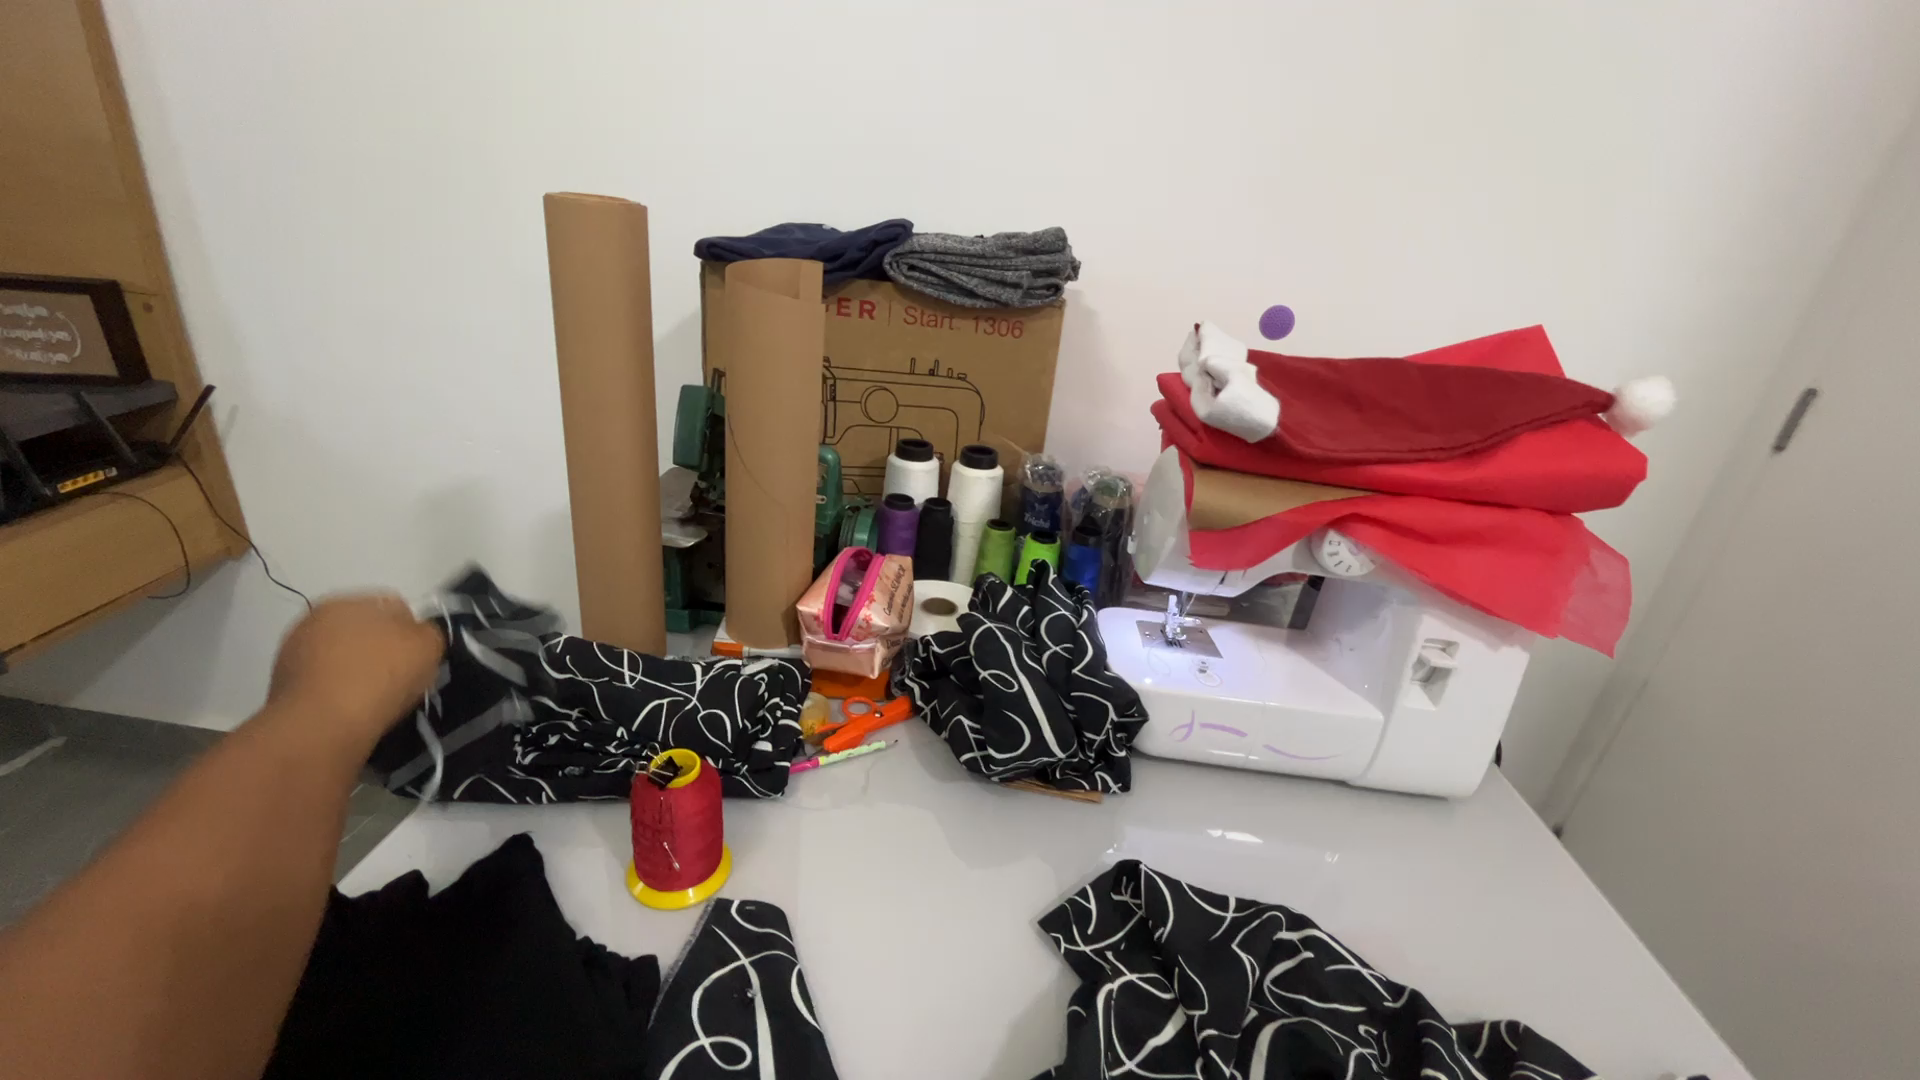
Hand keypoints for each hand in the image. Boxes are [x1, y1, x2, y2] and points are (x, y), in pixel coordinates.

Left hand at [267, 593, 444, 744]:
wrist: (321, 726)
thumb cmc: (379, 676)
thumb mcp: (428, 645)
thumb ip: (429, 631)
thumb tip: (418, 634)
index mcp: (347, 601)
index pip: (394, 605)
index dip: (415, 629)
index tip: (422, 655)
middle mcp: (314, 619)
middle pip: (365, 630)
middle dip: (384, 648)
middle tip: (402, 675)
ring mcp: (292, 653)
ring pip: (344, 656)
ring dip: (360, 669)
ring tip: (378, 696)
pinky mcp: (282, 686)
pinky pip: (326, 680)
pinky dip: (341, 690)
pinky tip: (354, 707)